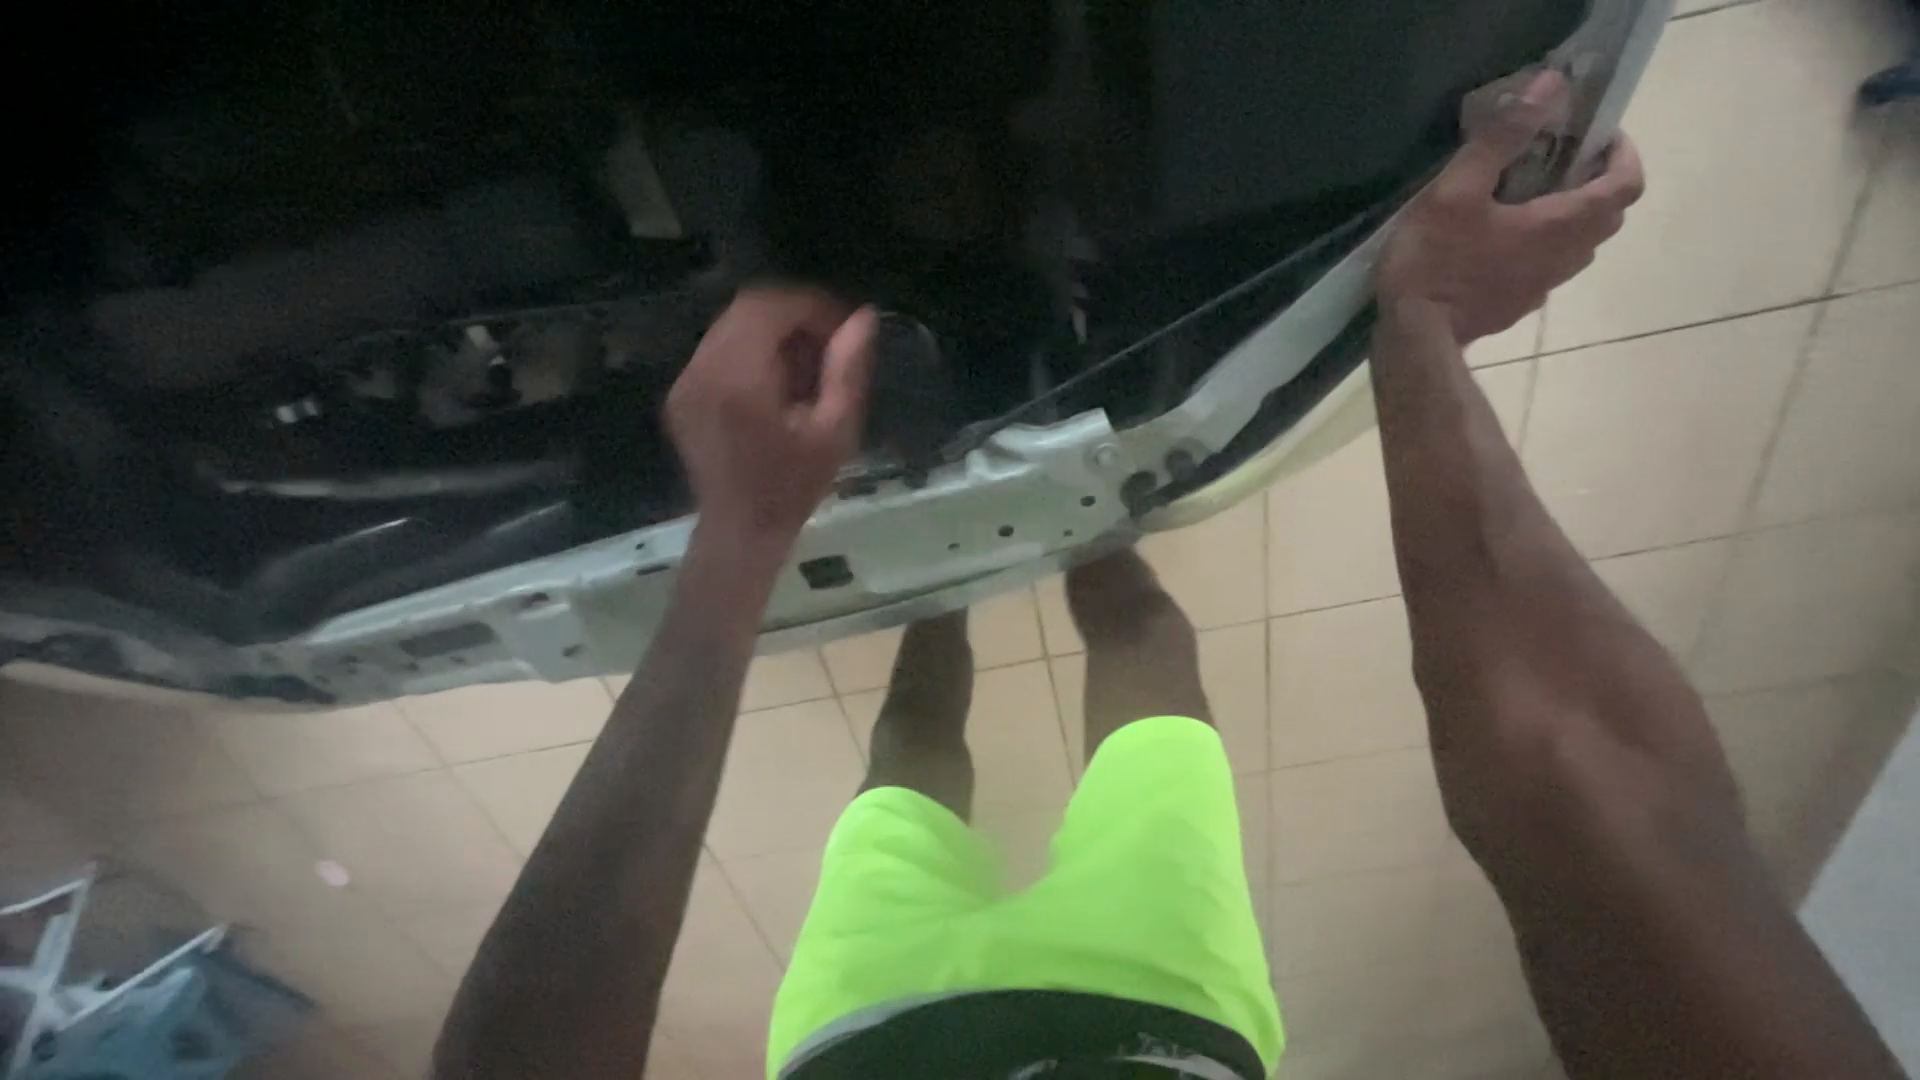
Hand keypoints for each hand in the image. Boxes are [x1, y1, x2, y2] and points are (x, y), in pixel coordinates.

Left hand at [666, 287, 878, 543]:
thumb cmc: (793, 488)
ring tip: (805, 370)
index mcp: (738, 379)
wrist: (740, 531)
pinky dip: (750, 353)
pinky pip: (717, 351)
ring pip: (731, 327)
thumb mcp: (835, 433)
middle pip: (747, 310)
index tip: (842, 331)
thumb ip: (847, 371)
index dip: (810, 307)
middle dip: (793, 318)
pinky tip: (775, 387)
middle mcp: (702, 370)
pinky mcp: (680, 394)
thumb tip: (863, 317)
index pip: (769, 308)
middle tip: (828, 348)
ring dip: (772, 335)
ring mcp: (684, 382)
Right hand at [1375, 70, 1645, 342]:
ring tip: (1526, 208)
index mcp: (1563, 224)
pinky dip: (1535, 253)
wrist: (1413, 340)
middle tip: (1557, 169)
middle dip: (1594, 187)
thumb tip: (1549, 85)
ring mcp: (1541, 289)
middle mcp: (1566, 257)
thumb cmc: (1434, 263)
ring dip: (1565, 223)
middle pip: (1606, 216)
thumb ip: (1501, 138)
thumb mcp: (1456, 191)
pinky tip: (1496, 250)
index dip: (1622, 154)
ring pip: (1576, 248)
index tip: (1595, 138)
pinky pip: (1541, 273)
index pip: (1627, 182)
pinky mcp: (1513, 310)